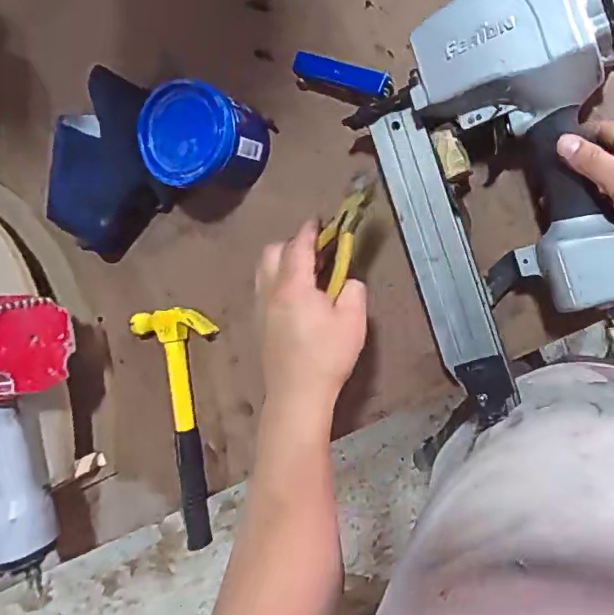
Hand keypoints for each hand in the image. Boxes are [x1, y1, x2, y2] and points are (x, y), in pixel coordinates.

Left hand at [255, 220, 366, 424]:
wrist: (297, 394)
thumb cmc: (328, 354)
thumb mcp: (354, 319)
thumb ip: (353, 289)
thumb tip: (347, 281)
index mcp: (294, 286)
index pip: (298, 247)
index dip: (310, 230)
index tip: (320, 220)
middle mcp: (270, 292)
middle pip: (272, 253)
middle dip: (292, 243)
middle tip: (318, 248)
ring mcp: (260, 308)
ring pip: (264, 270)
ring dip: (283, 261)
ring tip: (308, 270)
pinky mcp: (259, 324)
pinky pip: (264, 288)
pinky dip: (278, 278)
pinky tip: (298, 294)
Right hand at [556, 120, 613, 257]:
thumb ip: (591, 161)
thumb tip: (562, 140)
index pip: (604, 128)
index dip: (581, 137)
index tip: (557, 153)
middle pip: (612, 152)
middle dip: (590, 164)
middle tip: (564, 181)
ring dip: (603, 185)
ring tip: (581, 199)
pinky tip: (607, 212)